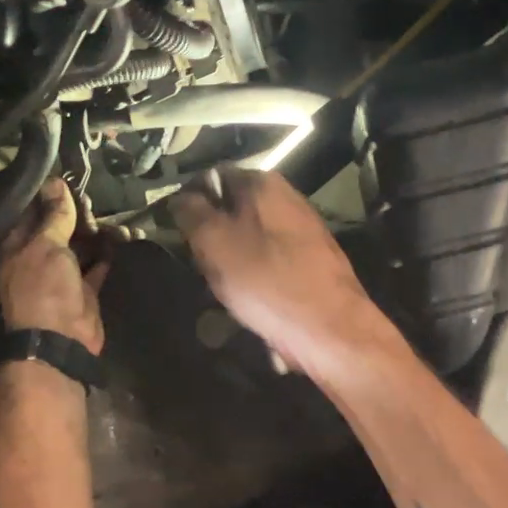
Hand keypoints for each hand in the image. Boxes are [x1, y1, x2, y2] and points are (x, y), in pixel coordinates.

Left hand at [0, 179, 106, 354]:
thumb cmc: (45, 288)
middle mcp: (36, 258)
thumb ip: (55, 216)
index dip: (48, 196)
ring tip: (113, 217)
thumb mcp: (47, 245)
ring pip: (79, 246)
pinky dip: (108, 254)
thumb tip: (55, 182)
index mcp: (17, 247)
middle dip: (75, 214)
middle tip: (94, 198)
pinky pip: (97, 265)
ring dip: (95, 233)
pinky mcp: (84, 290)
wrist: (61, 339)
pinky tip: (123, 238)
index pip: (30, 212)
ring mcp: (61, 276)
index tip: (68, 178)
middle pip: (56, 228)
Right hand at [168, 168, 392, 373]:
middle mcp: (288, 199)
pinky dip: (256, 280)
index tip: (177, 234)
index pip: (211, 178)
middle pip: (232, 211)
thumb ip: (191, 212)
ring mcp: (304, 232)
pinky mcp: (313, 264)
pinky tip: (252, 303)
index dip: (189, 203)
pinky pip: (271, 265)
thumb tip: (180, 198)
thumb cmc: (267, 281)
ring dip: (232, 264)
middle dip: (212, 238)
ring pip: (251, 240)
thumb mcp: (214, 242)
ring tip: (223, 290)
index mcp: (262, 183)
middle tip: (201, 267)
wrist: (330, 329)